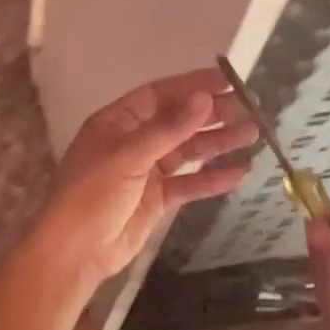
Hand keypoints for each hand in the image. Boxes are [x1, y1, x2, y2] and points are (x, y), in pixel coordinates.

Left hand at [30, 67, 257, 286]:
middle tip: (251, 107)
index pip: (159, 95)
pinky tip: (239, 173)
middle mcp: (132, 143)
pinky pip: (188, 184)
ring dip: (217, 143)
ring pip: (186, 151)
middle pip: (176, 121)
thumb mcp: (128, 156)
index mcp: (116, 123)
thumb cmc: (92, 194)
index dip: (192, 86)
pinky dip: (211, 179)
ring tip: (253, 134)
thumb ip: (168, 129)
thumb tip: (203, 97)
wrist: (76, 249)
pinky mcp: (155, 200)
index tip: (229, 80)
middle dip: (211, 114)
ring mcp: (144, 172)